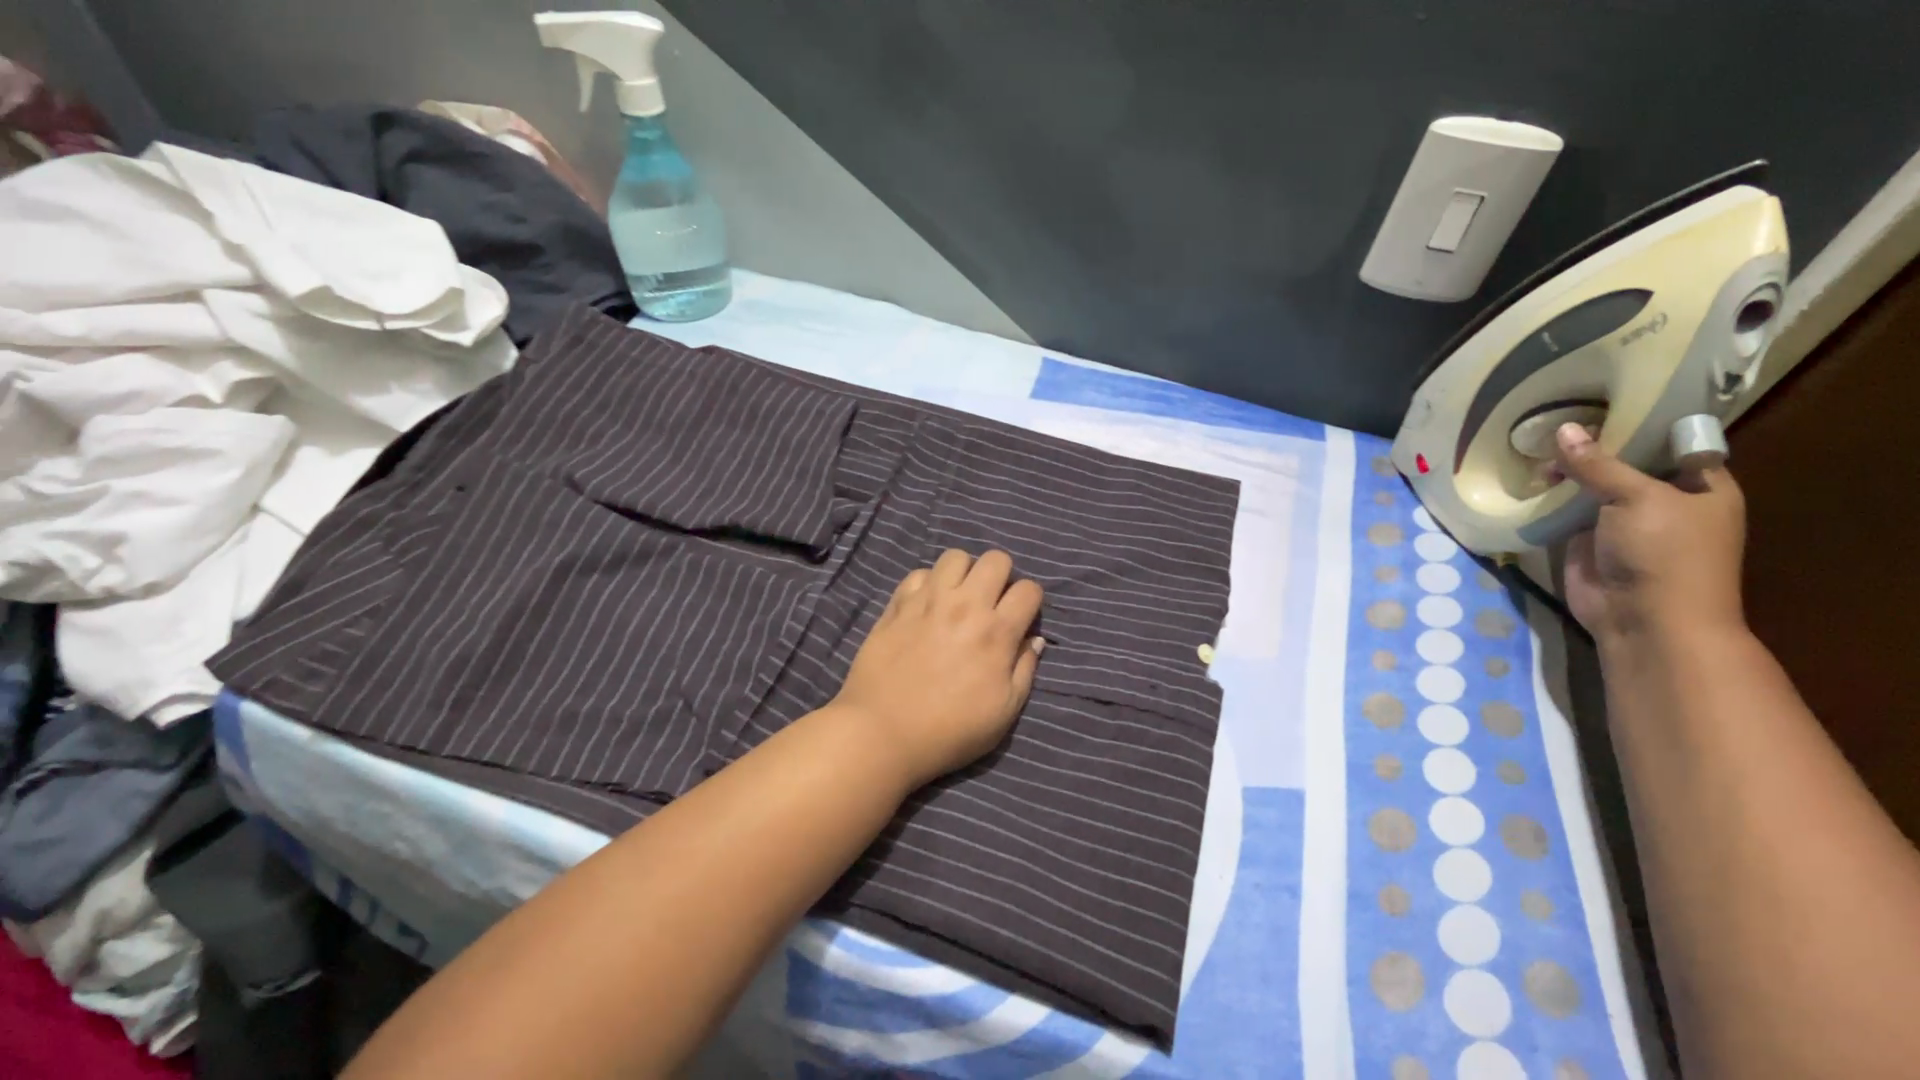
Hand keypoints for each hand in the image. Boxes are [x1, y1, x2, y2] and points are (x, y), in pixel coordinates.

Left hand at [830, 549, 1044, 788]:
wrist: (882, 734)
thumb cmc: (950, 732)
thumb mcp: (1003, 712)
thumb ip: (1024, 671)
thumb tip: (1034, 640)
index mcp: (996, 632)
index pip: (1029, 589)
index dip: (1030, 603)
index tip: (1020, 621)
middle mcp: (964, 606)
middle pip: (996, 560)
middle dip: (1001, 577)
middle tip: (991, 604)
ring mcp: (927, 601)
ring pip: (955, 557)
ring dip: (964, 574)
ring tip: (958, 598)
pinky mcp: (896, 605)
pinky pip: (918, 574)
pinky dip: (927, 584)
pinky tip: (925, 607)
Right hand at [1554, 423, 1745, 643]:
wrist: (1646, 621)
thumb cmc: (1665, 553)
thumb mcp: (1638, 498)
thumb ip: (1599, 464)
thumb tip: (1562, 429)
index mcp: (1702, 486)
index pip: (1672, 441)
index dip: (1640, 421)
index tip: (1602, 401)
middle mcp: (1666, 501)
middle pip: (1627, 462)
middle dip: (1593, 446)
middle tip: (1554, 420)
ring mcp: (1626, 523)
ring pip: (1594, 487)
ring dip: (1568, 471)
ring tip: (1533, 445)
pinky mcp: (1591, 543)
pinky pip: (1570, 512)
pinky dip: (1552, 499)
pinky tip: (1528, 477)